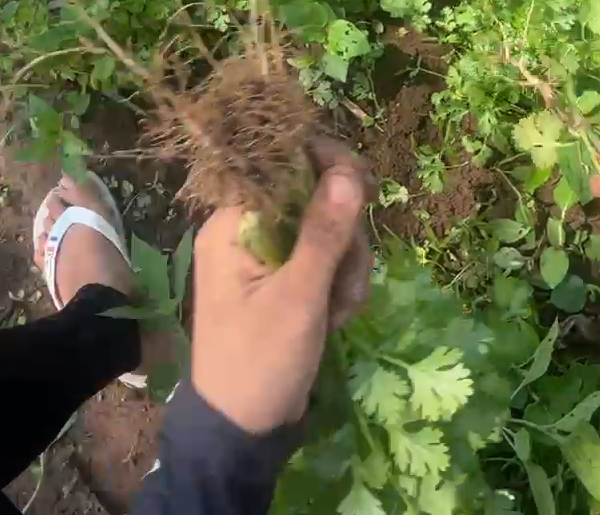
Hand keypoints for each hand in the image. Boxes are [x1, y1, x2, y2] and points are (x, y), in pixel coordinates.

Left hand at [189, 144, 372, 433]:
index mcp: (233, 223)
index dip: (327, 165)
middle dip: (344, 239)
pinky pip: (325, 259)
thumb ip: (324, 232)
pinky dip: (339, 285)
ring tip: (339, 312)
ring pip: (328, 230)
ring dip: (346, 269)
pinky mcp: (283, 278)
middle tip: (347, 281)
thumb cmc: (260, 362)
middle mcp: (247, 230)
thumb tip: (348, 171)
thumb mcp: (298, 298)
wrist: (241, 434)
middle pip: (315, 197)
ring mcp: (266, 255)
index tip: (365, 185)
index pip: (283, 165)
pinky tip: (336, 318)